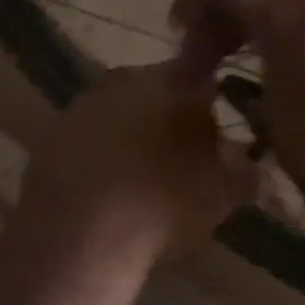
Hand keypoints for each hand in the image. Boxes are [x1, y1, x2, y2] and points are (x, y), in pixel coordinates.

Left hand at [20, 63, 253, 257]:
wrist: (81, 232)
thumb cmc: (164, 206)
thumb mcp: (221, 197)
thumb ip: (243, 174)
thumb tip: (253, 165)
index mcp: (176, 84)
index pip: (203, 72)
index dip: (211, 97)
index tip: (215, 127)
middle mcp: (128, 79)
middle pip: (157, 89)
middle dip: (168, 115)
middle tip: (179, 157)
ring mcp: (84, 102)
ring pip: (118, 109)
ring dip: (129, 132)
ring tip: (138, 176)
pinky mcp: (52, 131)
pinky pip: (86, 134)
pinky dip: (96, 152)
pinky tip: (102, 187)